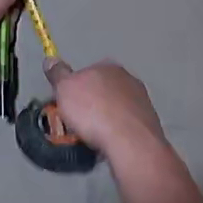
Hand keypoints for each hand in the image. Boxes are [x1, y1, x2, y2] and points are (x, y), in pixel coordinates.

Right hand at [45, 59, 165, 156]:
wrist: (130, 143)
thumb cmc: (93, 111)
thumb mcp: (64, 89)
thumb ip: (58, 73)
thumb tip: (50, 59)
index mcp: (109, 66)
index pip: (88, 71)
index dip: (76, 86)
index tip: (69, 101)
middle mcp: (129, 79)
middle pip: (104, 88)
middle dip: (93, 101)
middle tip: (79, 118)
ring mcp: (144, 101)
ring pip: (117, 106)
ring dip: (107, 116)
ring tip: (94, 134)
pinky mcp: (151, 123)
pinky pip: (127, 123)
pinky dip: (118, 130)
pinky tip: (110, 141)